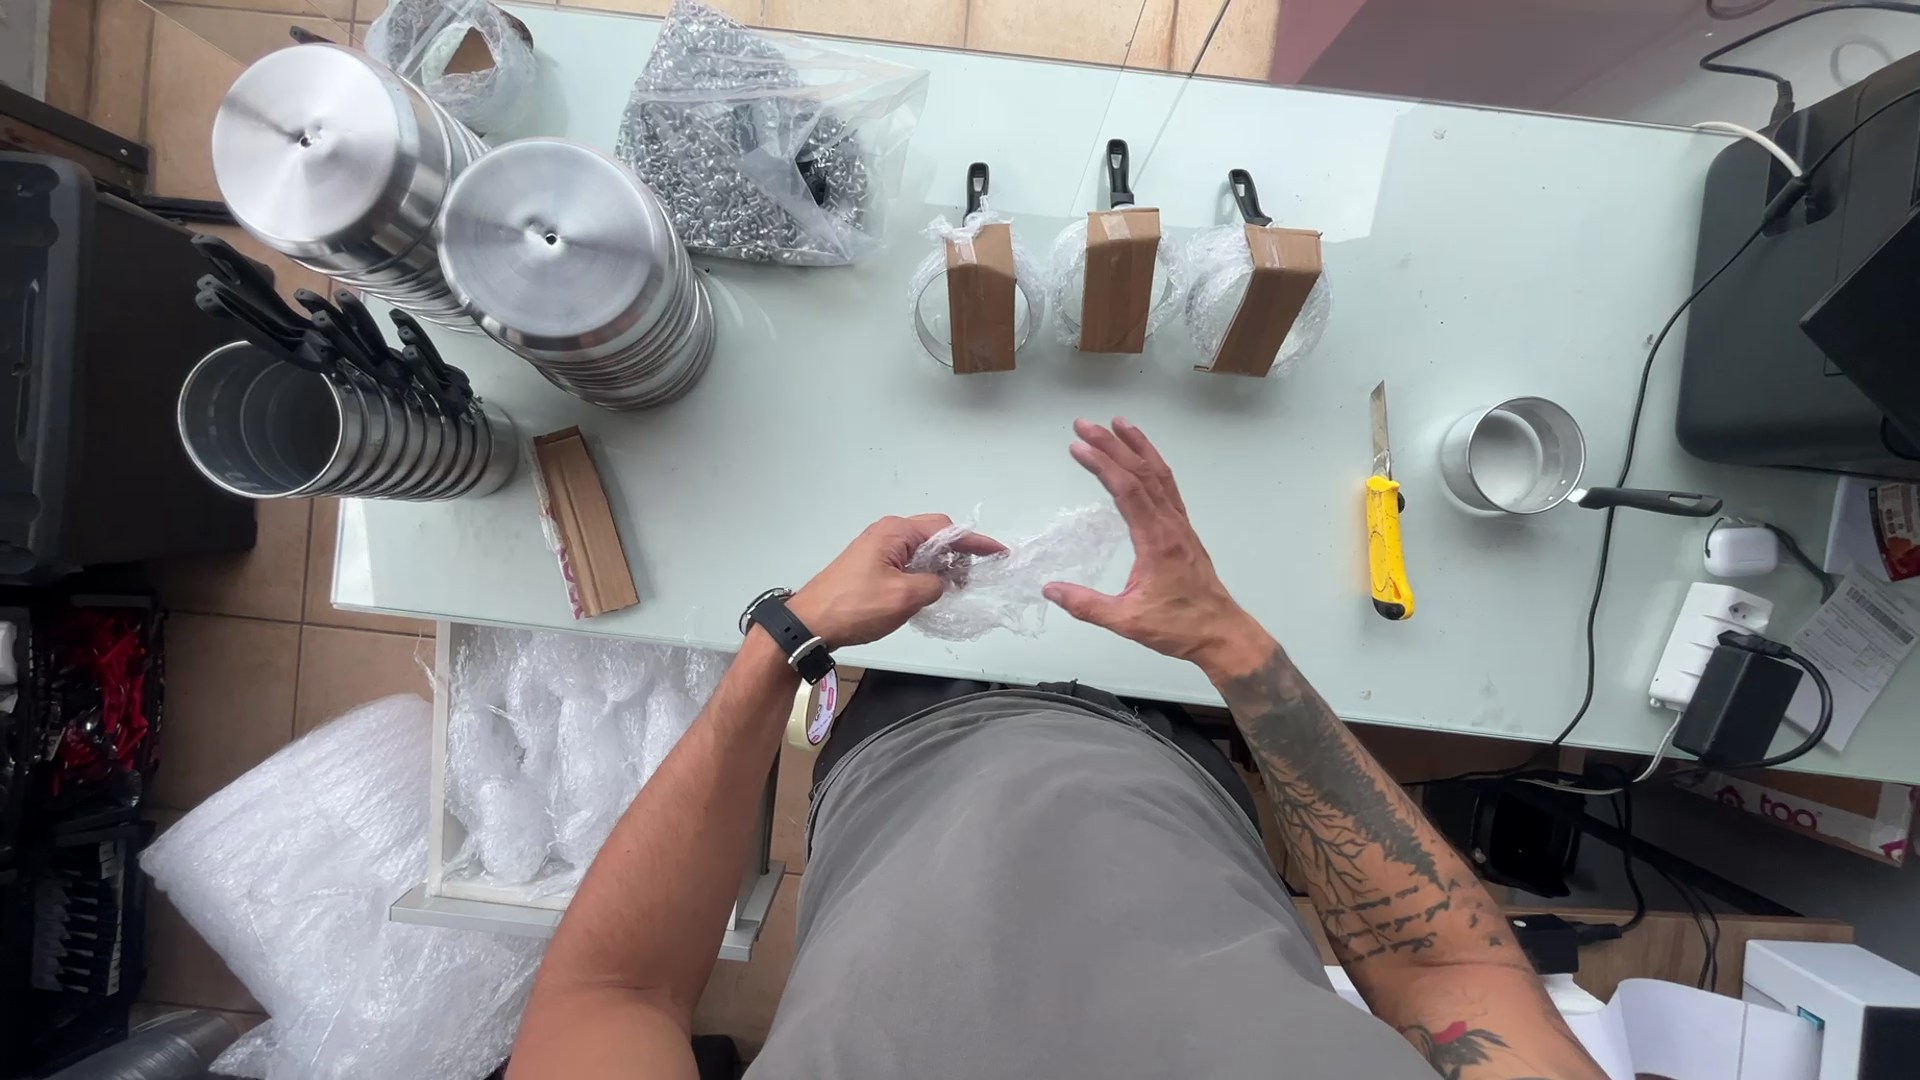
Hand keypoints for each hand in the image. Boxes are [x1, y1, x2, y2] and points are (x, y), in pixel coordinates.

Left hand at [789, 515, 1004, 648]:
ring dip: (940, 566)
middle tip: (972, 578)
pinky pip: (907, 562)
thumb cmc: (856, 607)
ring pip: (920, 550)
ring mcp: (876, 548)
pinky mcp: (870, 565)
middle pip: (934, 535)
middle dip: (958, 554)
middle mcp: (887, 533)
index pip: (946, 529)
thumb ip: (934, 584)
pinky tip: (930, 591)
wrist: (810, 623)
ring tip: (954, 588)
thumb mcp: (905, 597)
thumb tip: (940, 582)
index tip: (997, 553)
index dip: (974, 542)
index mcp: (896, 532)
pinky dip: (923, 573)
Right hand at [1043, 418, 1272, 679]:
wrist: (1221, 633)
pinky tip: (1143, 457)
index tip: (1078, 446)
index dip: (1101, 465)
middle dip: (1112, 445)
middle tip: (1084, 424)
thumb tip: (1049, 589)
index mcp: (1156, 541)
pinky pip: (1168, 487)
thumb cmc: (1177, 628)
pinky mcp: (1183, 530)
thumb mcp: (1126, 621)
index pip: (1126, 491)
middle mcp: (1170, 525)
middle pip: (1140, 473)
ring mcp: (1180, 525)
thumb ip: (1086, 605)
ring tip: (1117, 424)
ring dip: (1137, 446)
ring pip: (1159, 474)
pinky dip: (1153, 464)